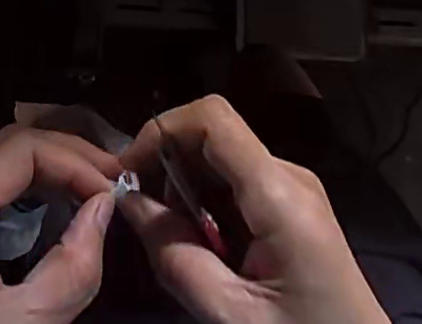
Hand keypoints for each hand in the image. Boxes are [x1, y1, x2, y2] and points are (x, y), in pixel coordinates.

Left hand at [0, 125, 119, 323]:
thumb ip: (74, 263)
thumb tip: (104, 205)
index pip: (24, 149)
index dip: (77, 161)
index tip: (113, 188)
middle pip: (9, 144)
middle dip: (67, 156)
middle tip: (111, 177)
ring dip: (48, 166)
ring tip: (90, 186)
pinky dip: (23, 185)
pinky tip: (52, 203)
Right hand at [117, 96, 387, 323]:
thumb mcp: (234, 318)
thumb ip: (177, 259)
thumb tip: (130, 203)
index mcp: (279, 191)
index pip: (214, 118)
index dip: (163, 130)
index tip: (127, 172)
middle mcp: (287, 173)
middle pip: (215, 134)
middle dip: (170, 164)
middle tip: (144, 219)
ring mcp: (293, 185)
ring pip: (223, 158)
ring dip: (187, 188)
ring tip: (176, 243)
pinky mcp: (292, 203)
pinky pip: (238, 182)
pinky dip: (208, 203)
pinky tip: (205, 247)